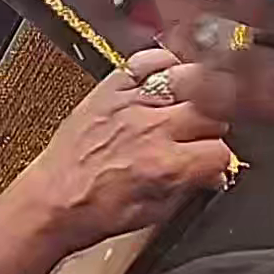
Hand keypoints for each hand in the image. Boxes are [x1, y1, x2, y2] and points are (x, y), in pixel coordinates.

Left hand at [0, 48, 233, 252]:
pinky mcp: (109, 90)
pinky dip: (161, 63)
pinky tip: (166, 75)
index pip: (220, 150)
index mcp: (165, 165)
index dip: (220, 160)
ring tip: (191, 104)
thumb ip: (189, 187)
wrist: (53, 200)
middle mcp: (151, 129)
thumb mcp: (154, 212)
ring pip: (186, 80)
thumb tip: (213, 173)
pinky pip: (144, 61)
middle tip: (201, 136)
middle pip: (211, 111)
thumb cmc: (95, 211)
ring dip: (195, 93)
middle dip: (213, 126)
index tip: (211, 162)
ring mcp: (130, 104)